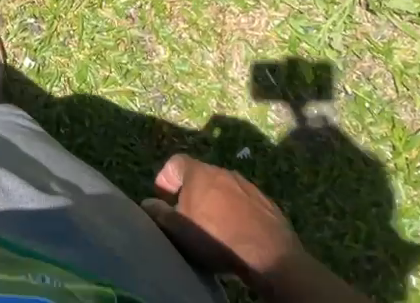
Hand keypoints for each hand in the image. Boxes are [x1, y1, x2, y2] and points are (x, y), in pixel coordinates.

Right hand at [140, 154, 300, 286]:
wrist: (272, 257)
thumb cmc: (217, 237)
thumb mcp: (178, 229)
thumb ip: (158, 213)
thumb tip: (148, 203)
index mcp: (199, 172)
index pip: (176, 162)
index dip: (166, 177)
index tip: (163, 196)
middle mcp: (224, 172)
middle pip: (201, 175)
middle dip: (192, 191)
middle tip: (187, 212)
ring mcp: (250, 188)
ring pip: (225, 190)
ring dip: (217, 202)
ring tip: (214, 225)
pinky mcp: (269, 206)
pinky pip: (246, 204)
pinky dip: (238, 213)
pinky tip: (237, 233)